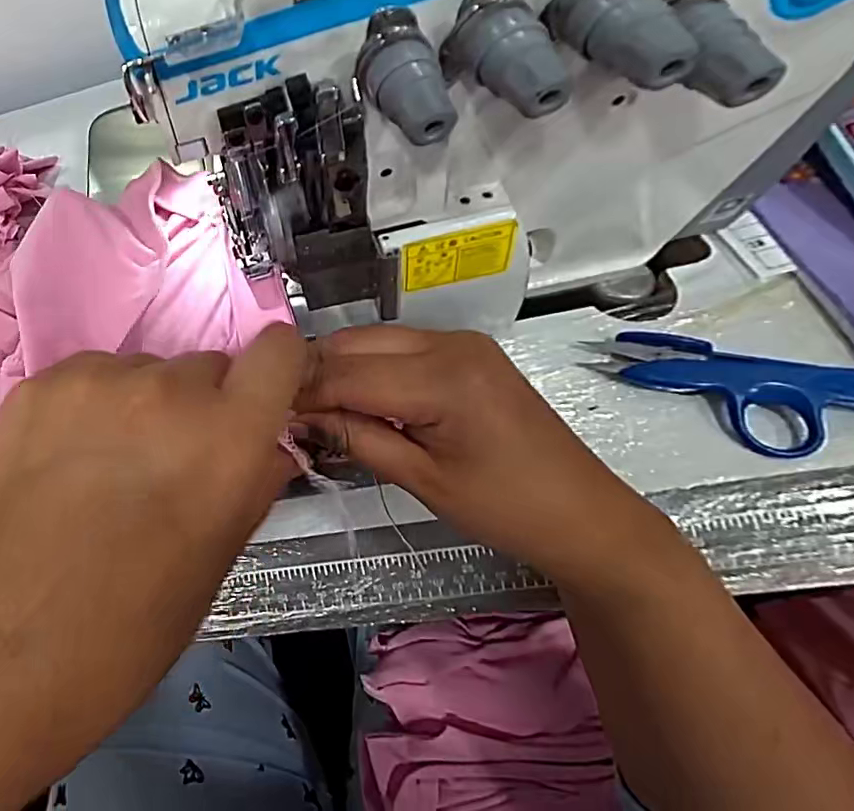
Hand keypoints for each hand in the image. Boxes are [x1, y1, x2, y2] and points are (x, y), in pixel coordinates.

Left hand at [0, 324, 306, 809]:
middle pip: (206, 366)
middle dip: (201, 406)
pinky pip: (90, 378)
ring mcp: (95, 380)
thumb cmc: (126, 631)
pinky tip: (65, 462)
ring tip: (106, 468)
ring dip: (142, 406)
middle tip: (167, 462)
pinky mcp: (39, 384)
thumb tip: (267, 445)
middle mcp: (166, 390)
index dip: (273, 372)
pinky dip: (91, 407)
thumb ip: (251, 483)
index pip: (278, 351)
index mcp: (227, 437)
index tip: (257, 400)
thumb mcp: (215, 561)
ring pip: (145, 371)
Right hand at [297, 325, 673, 584]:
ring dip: (339, 367)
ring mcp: (461, 342)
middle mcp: (450, 343)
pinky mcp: (466, 351)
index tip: (268, 413)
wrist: (586, 515)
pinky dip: (368, 367)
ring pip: (373, 339)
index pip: (347, 373)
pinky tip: (354, 396)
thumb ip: (358, 438)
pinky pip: (398, 347)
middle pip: (355, 343)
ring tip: (312, 405)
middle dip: (314, 373)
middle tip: (283, 409)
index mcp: (443, 378)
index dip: (302, 392)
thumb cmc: (507, 509)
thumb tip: (299, 418)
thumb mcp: (423, 481)